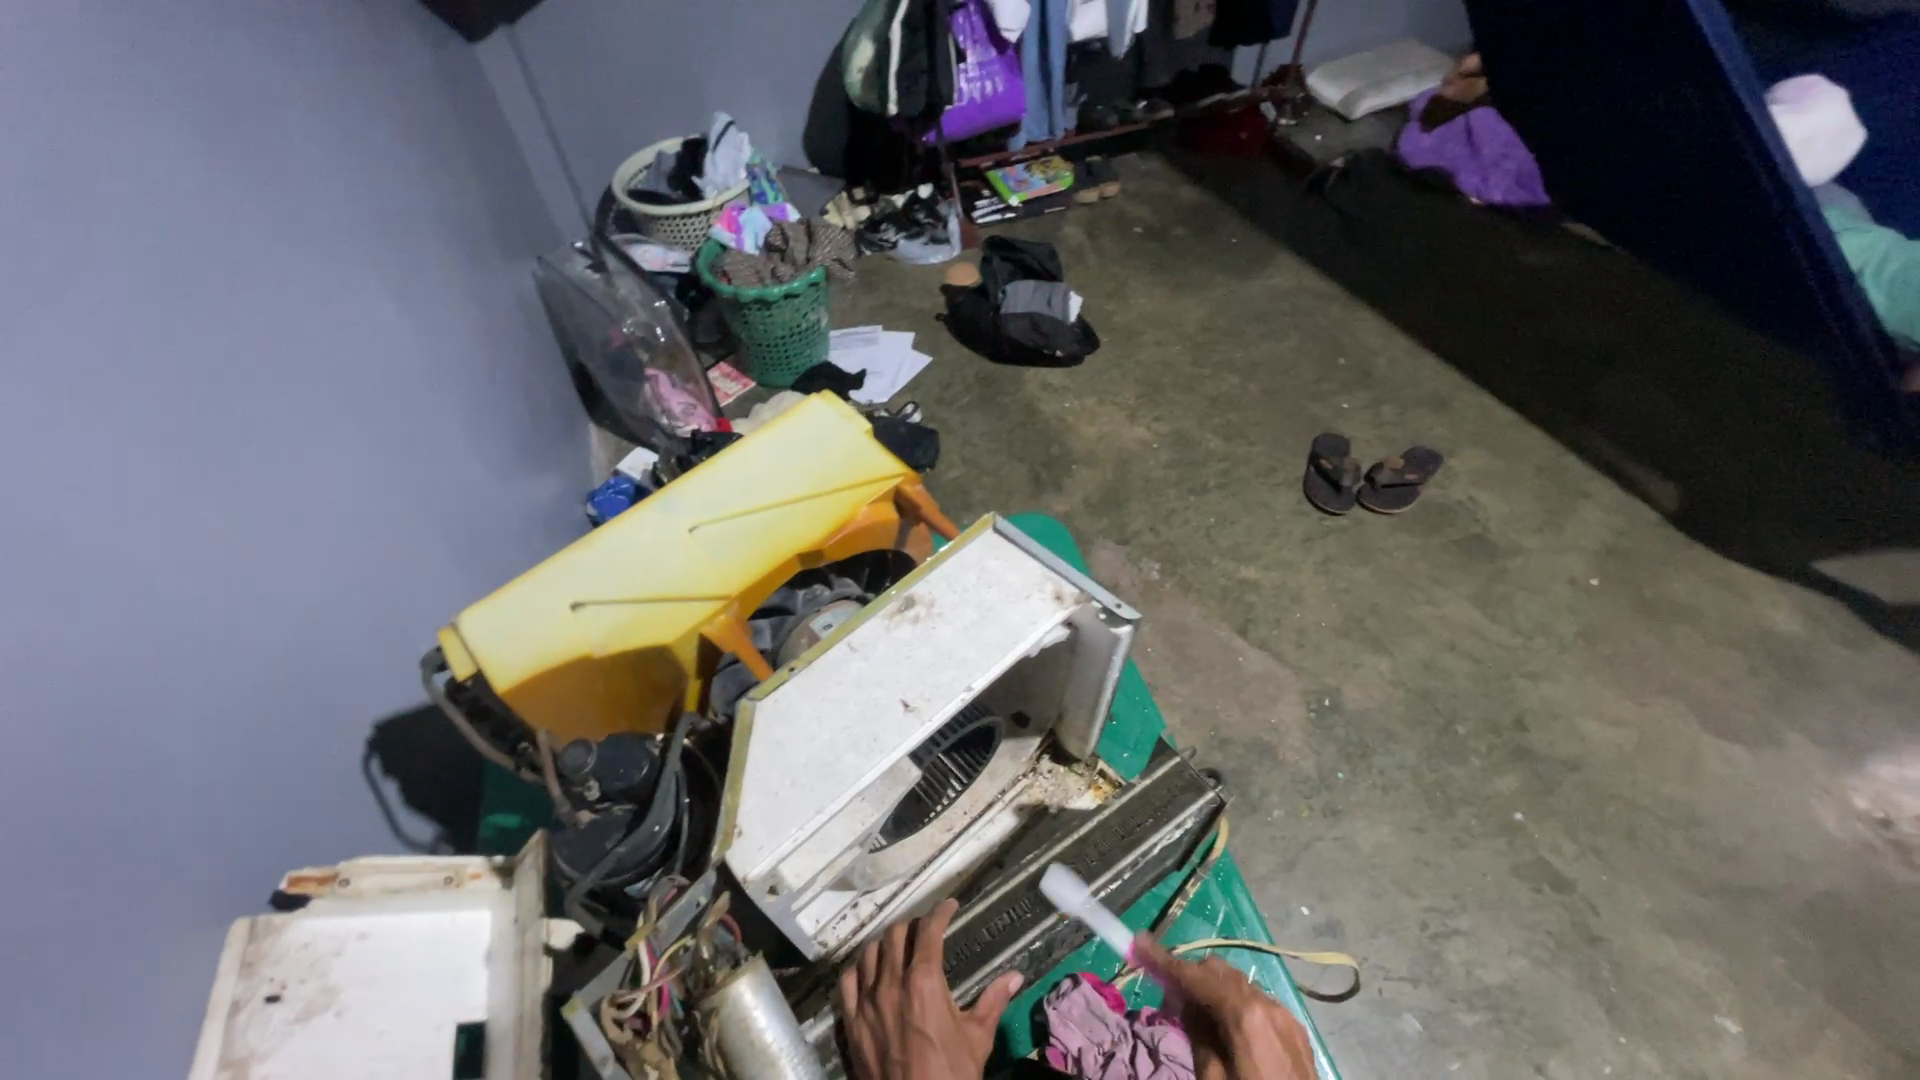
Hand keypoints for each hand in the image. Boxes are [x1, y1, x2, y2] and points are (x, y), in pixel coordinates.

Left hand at [836, 899, 1024, 1079]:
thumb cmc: (951, 1075)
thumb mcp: (977, 1038)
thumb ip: (993, 1001)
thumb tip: (1015, 976)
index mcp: (924, 982)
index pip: (928, 931)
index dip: (940, 912)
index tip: (949, 906)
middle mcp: (891, 984)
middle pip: (895, 935)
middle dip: (913, 925)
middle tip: (926, 929)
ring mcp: (866, 1003)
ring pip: (869, 953)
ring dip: (885, 943)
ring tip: (898, 945)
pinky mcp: (851, 1023)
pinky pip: (847, 982)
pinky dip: (858, 969)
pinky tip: (868, 970)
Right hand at [1133, 936, 1315, 1079]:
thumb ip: (1197, 1034)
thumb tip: (1187, 1002)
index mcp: (1245, 1016)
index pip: (1194, 976)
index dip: (1163, 959)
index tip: (1139, 942)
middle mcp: (1267, 1004)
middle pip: (1218, 970)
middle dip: (1189, 973)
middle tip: (1166, 992)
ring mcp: (1286, 1016)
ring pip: (1239, 984)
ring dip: (1212, 988)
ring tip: (1194, 1012)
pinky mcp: (1296, 1032)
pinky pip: (1258, 1003)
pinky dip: (1235, 1003)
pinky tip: (1225, 1027)